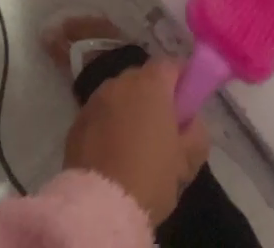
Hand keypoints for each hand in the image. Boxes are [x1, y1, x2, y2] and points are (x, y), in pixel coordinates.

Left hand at [63, 59, 209, 223]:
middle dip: (154, 95)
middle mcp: (119, 83)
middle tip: (164, 126)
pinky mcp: (76, 122)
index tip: (187, 101)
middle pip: (142, 78)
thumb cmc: (150, 178)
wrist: (100, 208)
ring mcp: (94, 100)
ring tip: (136, 143)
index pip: (170, 64)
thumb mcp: (188, 161)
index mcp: (150, 85)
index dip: (182, 78)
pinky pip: (100, 114)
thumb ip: (197, 132)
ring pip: (118, 96)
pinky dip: (108, 124)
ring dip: (129, 109)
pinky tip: (113, 152)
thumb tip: (191, 121)